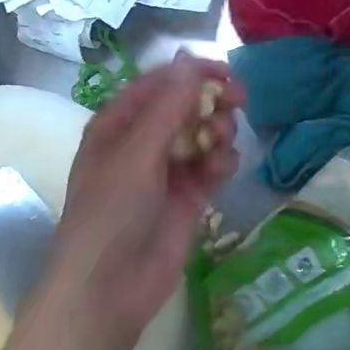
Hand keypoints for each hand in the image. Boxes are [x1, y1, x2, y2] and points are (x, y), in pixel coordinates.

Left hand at [42, 54, 242, 349]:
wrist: (110, 285)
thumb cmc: (112, 211)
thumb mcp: (136, 153)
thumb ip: (168, 108)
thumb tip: (190, 64)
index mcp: (117, 124)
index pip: (158, 84)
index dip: (191, 73)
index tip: (226, 72)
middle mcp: (141, 143)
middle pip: (184, 107)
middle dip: (211, 101)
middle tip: (239, 101)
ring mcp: (166, 171)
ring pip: (202, 136)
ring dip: (217, 132)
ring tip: (221, 144)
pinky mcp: (188, 198)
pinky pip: (211, 167)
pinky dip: (221, 162)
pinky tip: (223, 169)